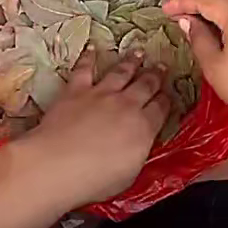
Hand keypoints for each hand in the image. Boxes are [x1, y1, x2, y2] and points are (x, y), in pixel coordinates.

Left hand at [8, 49, 170, 205]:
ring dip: (132, 62)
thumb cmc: (96, 178)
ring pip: (121, 72)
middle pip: (146, 85)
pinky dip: (89, 58)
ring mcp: (101, 94)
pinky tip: (93, 49)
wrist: (58, 165)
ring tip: (139, 53)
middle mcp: (127, 105)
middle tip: (162, 67)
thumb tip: (141, 144)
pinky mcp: (76, 90)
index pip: (161, 108)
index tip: (169, 94)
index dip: (167, 100)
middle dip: (156, 75)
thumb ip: (138, 152)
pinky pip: (85, 69)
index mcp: (144, 127)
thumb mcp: (130, 173)